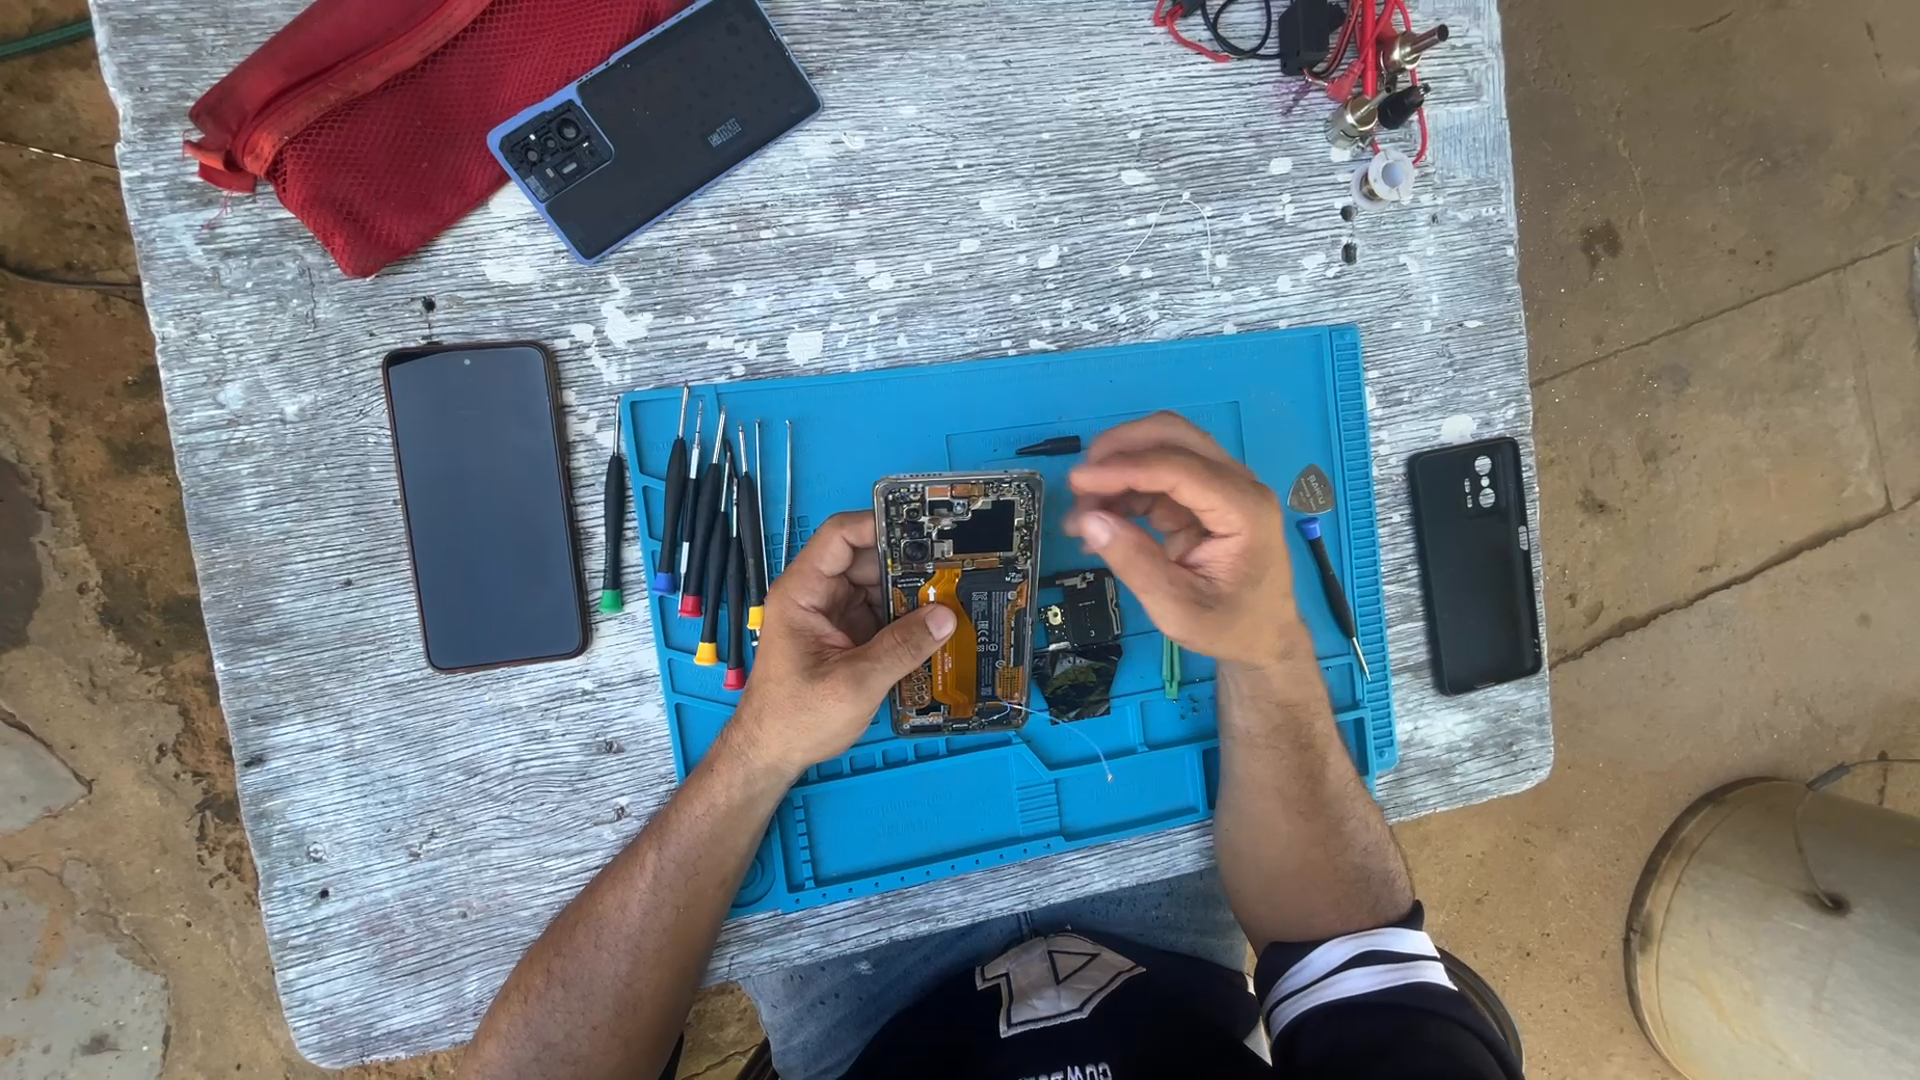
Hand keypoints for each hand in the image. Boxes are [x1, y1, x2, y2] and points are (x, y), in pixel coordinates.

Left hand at [726, 511, 957, 776]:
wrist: (772, 756)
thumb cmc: (796, 718)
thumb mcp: (854, 683)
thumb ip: (901, 647)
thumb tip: (946, 617)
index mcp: (803, 592)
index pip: (840, 536)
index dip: (879, 524)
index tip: (923, 528)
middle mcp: (818, 595)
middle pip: (866, 560)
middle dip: (907, 562)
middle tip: (953, 566)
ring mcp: (833, 615)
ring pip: (878, 586)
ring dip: (911, 592)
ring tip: (954, 592)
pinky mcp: (847, 636)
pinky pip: (882, 613)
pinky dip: (907, 618)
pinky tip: (937, 622)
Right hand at [1064, 412, 1305, 667]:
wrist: (1263, 638)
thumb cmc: (1230, 627)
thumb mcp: (1178, 609)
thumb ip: (1135, 563)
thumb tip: (1088, 520)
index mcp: (1243, 510)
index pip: (1178, 468)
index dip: (1124, 469)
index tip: (1078, 481)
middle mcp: (1237, 485)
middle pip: (1174, 435)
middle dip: (1120, 449)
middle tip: (1079, 482)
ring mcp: (1220, 487)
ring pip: (1162, 448)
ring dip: (1117, 471)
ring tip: (1081, 515)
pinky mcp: (1201, 497)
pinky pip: (1156, 477)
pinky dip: (1123, 491)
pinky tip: (1098, 522)